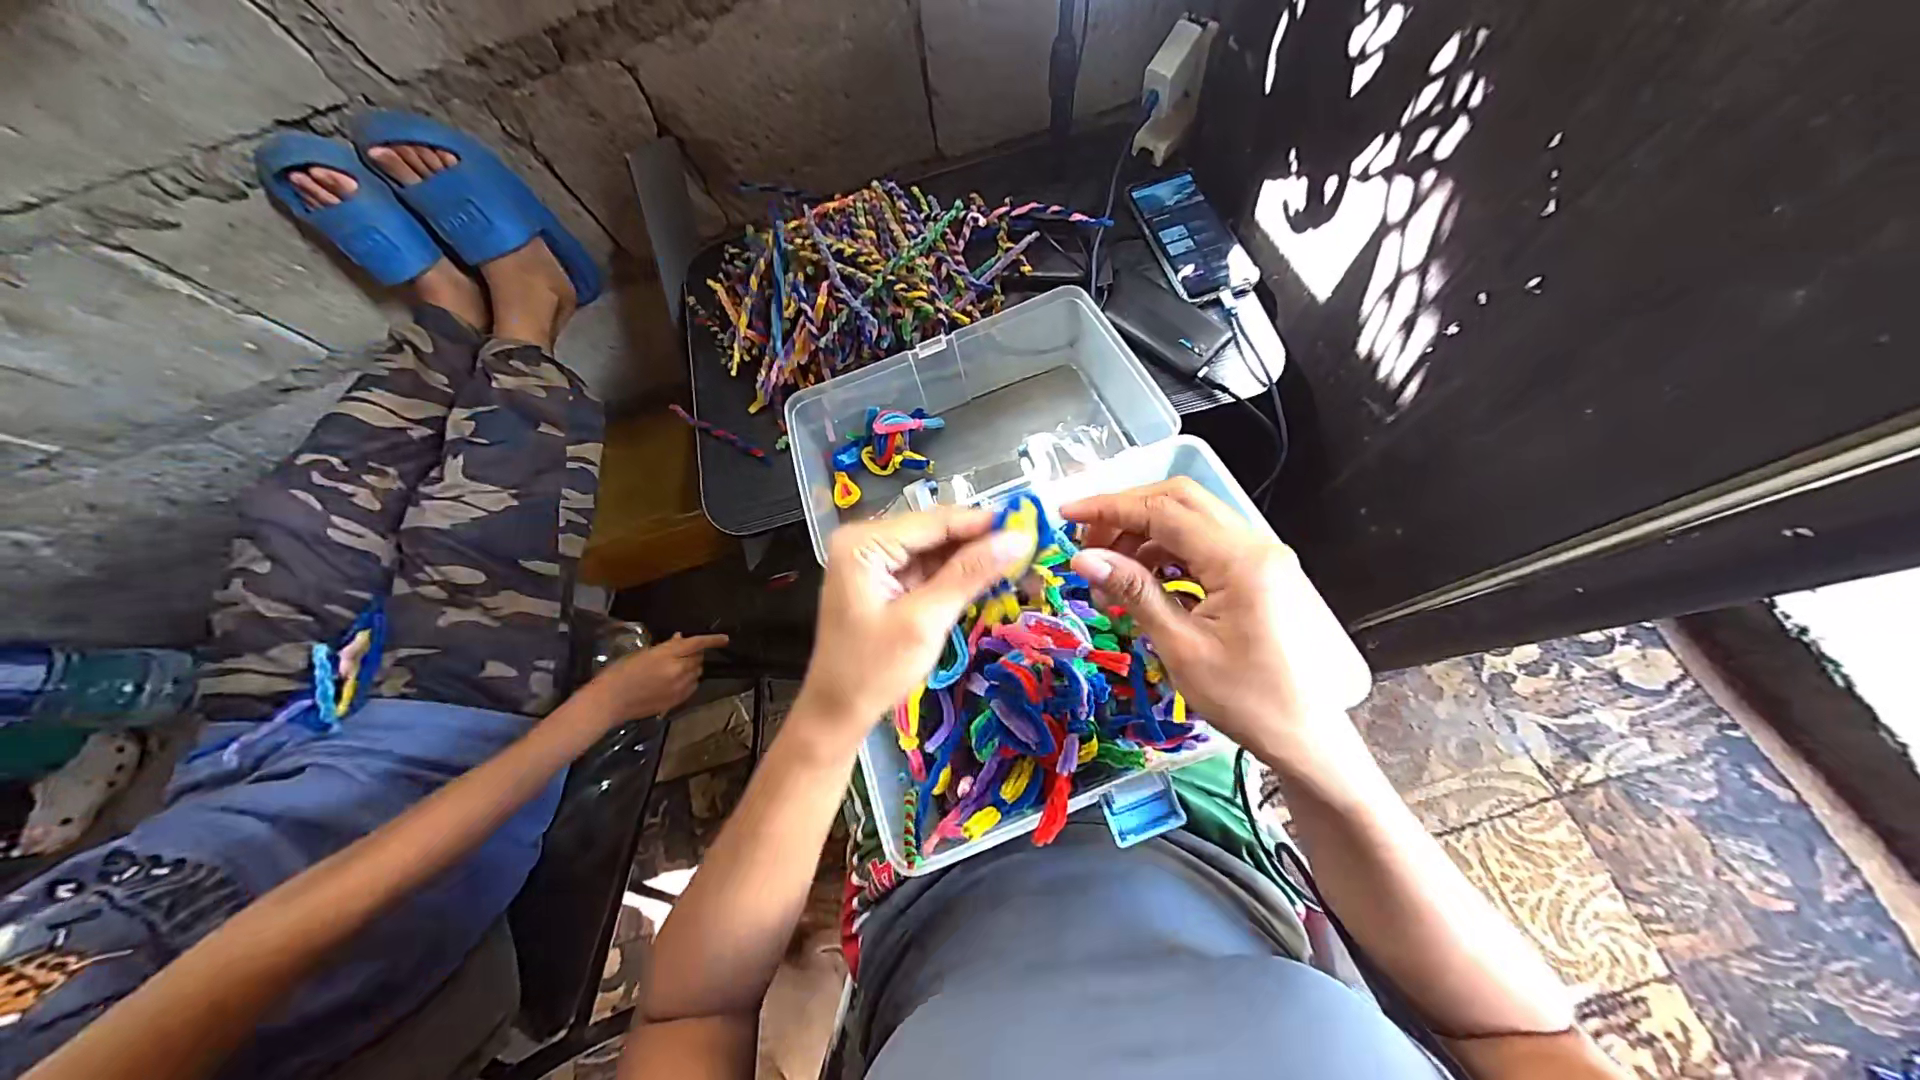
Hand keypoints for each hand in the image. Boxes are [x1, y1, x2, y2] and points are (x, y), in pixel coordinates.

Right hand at [583, 633, 730, 720]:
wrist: (608, 702)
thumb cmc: (619, 674)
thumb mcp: (642, 654)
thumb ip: (666, 647)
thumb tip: (681, 639)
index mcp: (667, 655)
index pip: (697, 644)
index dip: (713, 640)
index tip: (725, 639)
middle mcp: (678, 671)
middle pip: (698, 659)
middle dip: (695, 655)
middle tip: (683, 654)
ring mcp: (679, 688)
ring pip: (697, 673)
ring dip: (692, 668)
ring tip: (676, 668)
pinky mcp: (677, 701)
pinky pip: (692, 687)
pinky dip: (689, 681)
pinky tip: (676, 681)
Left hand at [797, 508, 1029, 744]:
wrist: (837, 712)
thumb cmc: (873, 669)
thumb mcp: (925, 620)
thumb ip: (969, 574)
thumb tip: (1017, 539)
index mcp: (864, 543)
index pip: (934, 521)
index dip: (984, 522)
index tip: (1030, 526)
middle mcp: (866, 542)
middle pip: (936, 532)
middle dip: (981, 541)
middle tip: (1030, 547)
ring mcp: (876, 562)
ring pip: (937, 550)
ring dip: (974, 559)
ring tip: (1019, 562)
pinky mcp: (886, 582)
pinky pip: (930, 569)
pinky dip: (958, 576)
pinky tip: (991, 578)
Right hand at [1062, 478, 1320, 758]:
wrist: (1306, 737)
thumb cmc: (1247, 700)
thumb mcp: (1180, 647)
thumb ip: (1133, 591)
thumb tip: (1084, 559)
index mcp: (1239, 560)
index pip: (1163, 511)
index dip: (1109, 508)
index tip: (1068, 514)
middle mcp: (1255, 545)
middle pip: (1179, 500)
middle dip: (1126, 514)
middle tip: (1089, 545)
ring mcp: (1261, 556)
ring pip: (1191, 520)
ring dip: (1145, 535)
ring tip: (1112, 574)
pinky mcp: (1259, 572)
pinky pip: (1205, 545)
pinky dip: (1168, 553)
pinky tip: (1145, 582)